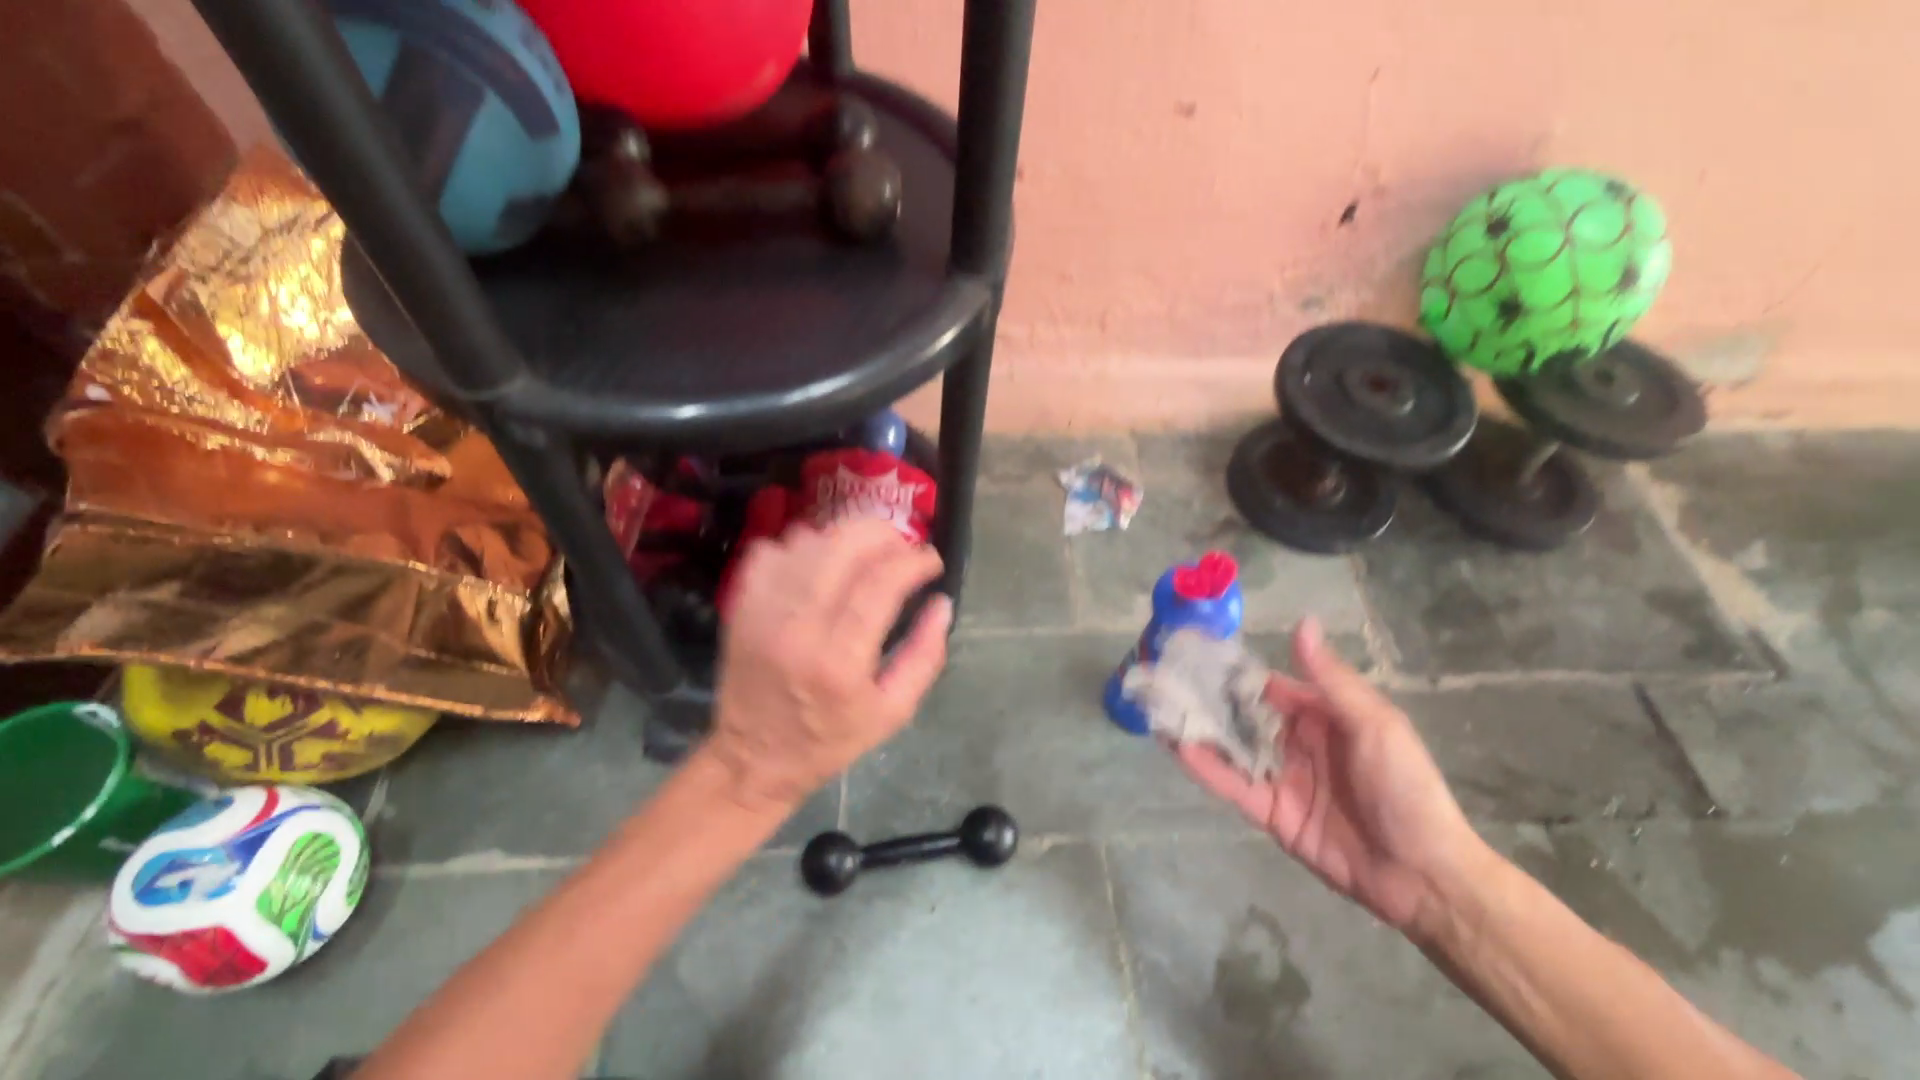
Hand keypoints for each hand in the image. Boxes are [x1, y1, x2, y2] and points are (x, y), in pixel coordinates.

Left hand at [707, 520, 951, 812]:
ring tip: (862, 558)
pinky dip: (800, 547)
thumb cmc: (829, 740)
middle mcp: (797, 628)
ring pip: (808, 541)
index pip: (881, 583)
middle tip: (900, 549)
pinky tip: (818, 566)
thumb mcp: (893, 713)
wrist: (752, 760)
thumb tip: (942, 603)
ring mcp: (762, 612)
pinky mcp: (740, 606)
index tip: (931, 561)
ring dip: (844, 539)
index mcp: (839, 661)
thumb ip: (925, 656)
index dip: (913, 560)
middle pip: (842, 546)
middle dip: (882, 534)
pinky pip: (771, 550)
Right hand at [1175, 617, 1489, 936]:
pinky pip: (1233, 785)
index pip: (1269, 686)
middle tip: (1162, 678)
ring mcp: (1281, 778)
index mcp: (1324, 715)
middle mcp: (1297, 742)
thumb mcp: (1376, 725)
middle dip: (1206, 699)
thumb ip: (1332, 680)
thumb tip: (1302, 623)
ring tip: (1157, 707)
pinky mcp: (1271, 813)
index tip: (1195, 652)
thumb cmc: (1405, 788)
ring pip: (1232, 748)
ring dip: (1198, 730)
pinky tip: (1176, 747)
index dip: (1234, 671)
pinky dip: (1205, 767)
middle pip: (1243, 716)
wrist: (1421, 873)